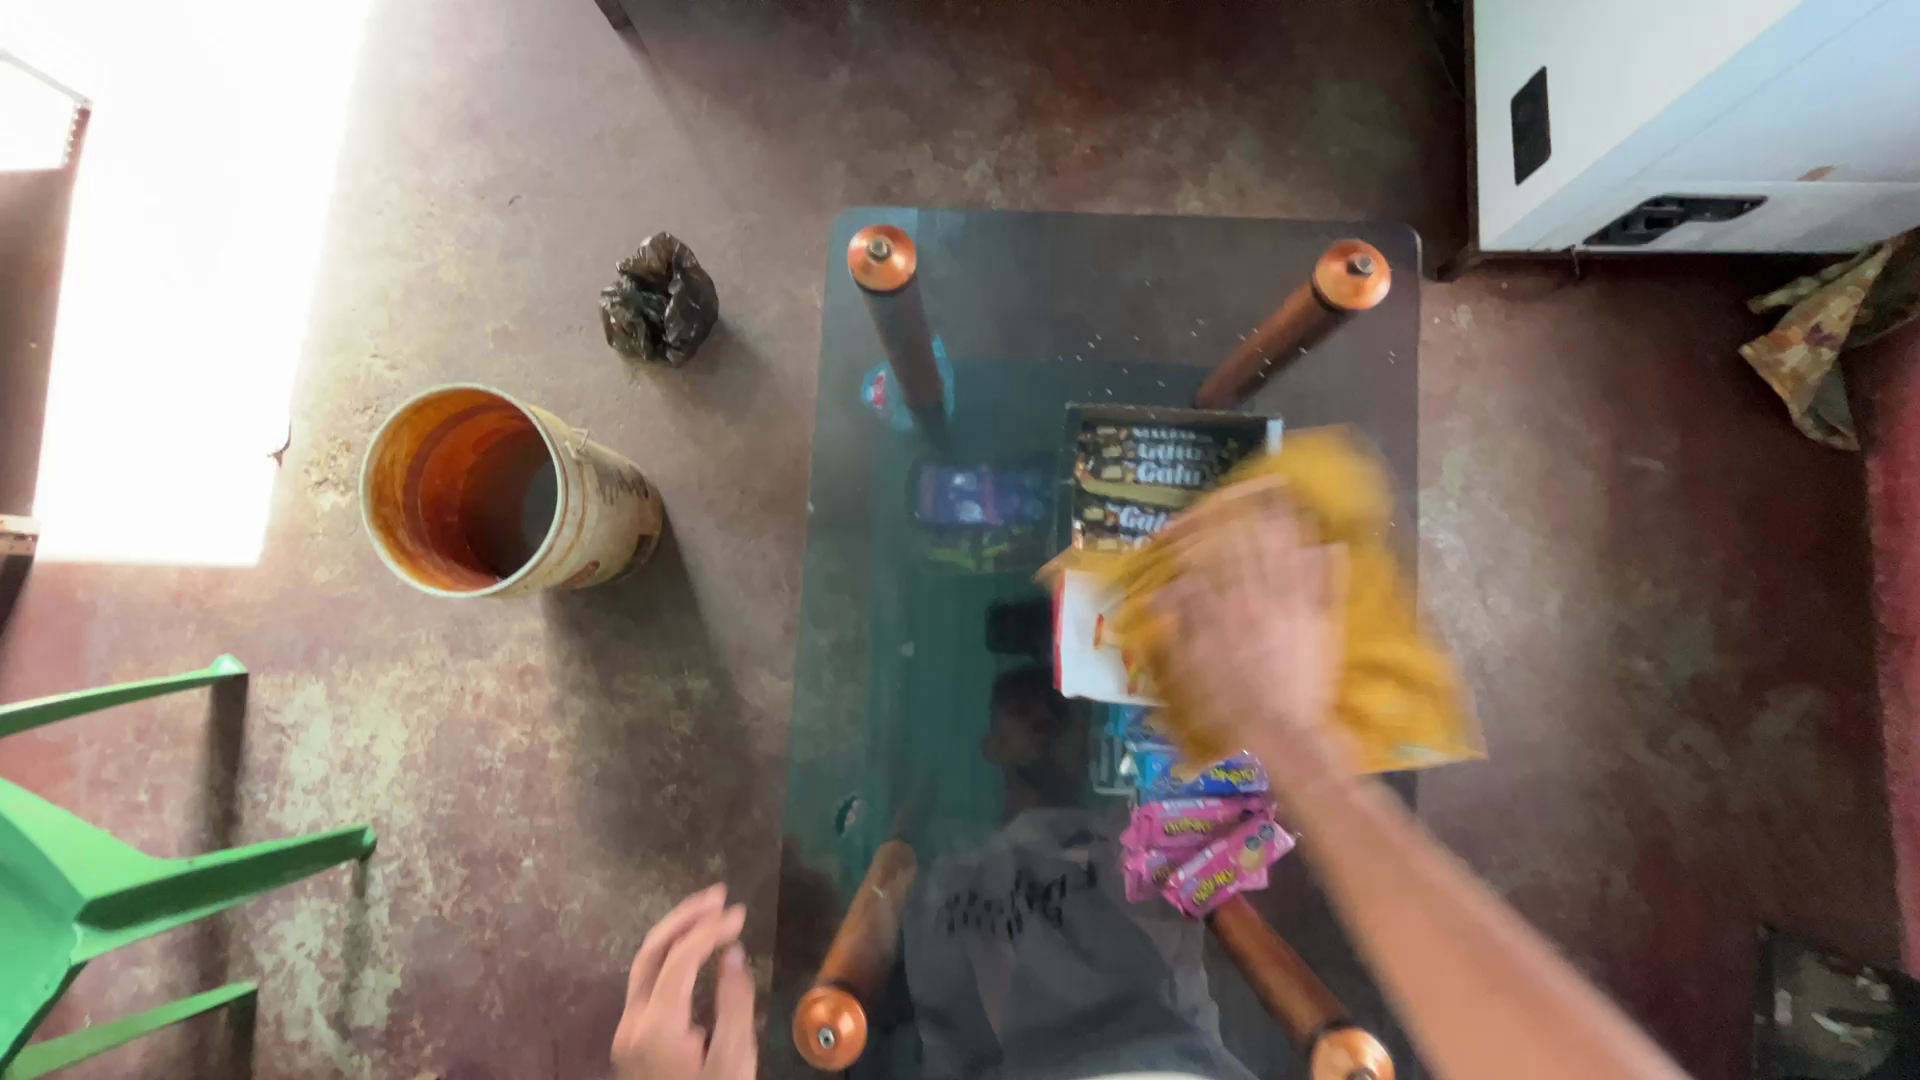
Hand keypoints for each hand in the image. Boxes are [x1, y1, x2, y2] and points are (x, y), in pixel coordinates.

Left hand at [612, 885, 753, 1079]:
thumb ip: (734, 1002)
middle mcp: (632, 1024)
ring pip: (645, 963)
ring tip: (711, 909)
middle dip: (686, 917)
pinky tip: (697, 946)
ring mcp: (628, 1031)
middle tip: (721, 894)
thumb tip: (732, 954)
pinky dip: (672, 953)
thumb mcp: (734, 1058)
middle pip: (652, 952)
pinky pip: (649, 979)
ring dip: (677, 930)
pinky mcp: (633, 1037)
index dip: (711, 930)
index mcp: (655, 1028)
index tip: (742, 913)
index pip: (680, 959)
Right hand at [1154, 477, 1343, 760]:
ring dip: (1291, 522)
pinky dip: (1329, 563)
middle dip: (1255, 511)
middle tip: (1260, 480)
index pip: (1214, 555)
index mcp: (1221, 607)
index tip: (1208, 507)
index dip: (1211, 528)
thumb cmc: (1221, 707)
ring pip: (1292, 554)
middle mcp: (1258, 598)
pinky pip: (1328, 587)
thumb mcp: (1182, 665)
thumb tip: (1173, 585)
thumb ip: (1179, 620)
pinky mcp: (1323, 626)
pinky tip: (1331, 543)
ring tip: (1293, 494)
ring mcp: (1295, 609)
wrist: (1276, 738)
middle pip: (1256, 544)